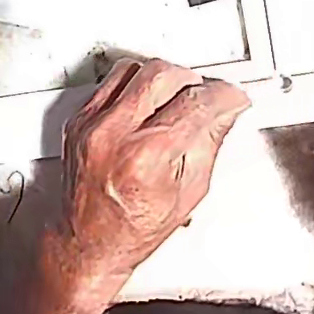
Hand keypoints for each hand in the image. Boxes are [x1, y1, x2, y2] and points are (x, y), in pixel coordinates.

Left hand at [0, 58, 249, 313]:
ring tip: (176, 99)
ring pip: (139, 69)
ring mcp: (92, 124)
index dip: (224, 95)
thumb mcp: (190, 191)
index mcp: (146, 158)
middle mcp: (114, 135)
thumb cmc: (133, 229)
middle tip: (206, 97)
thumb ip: (210, 141)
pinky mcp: (80, 118)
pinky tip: (149, 102)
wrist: (86, 244)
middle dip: (195, 82)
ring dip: (165, 78)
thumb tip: (226, 109)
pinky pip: (114, 79)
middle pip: (165, 75)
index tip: (233, 97)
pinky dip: (138, 84)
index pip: (196, 102)